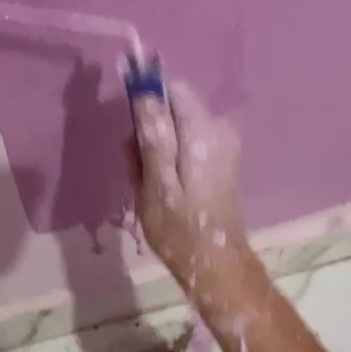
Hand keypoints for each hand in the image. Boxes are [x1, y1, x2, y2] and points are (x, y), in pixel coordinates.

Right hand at [127, 83, 248, 290]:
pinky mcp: (221, 159)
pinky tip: (163, 186)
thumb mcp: (155, 183)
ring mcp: (223, 144)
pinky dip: (169, 157)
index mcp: (203, 130)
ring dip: (156, 146)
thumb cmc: (179, 227)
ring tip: (146, 181)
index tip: (127, 124)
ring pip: (177, 127)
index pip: (171, 87)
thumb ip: (152, 135)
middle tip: (135, 165)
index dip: (146, 96)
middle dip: (149, 128)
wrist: (216, 264)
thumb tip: (144, 93)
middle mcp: (218, 128)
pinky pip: (187, 143)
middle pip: (173, 107)